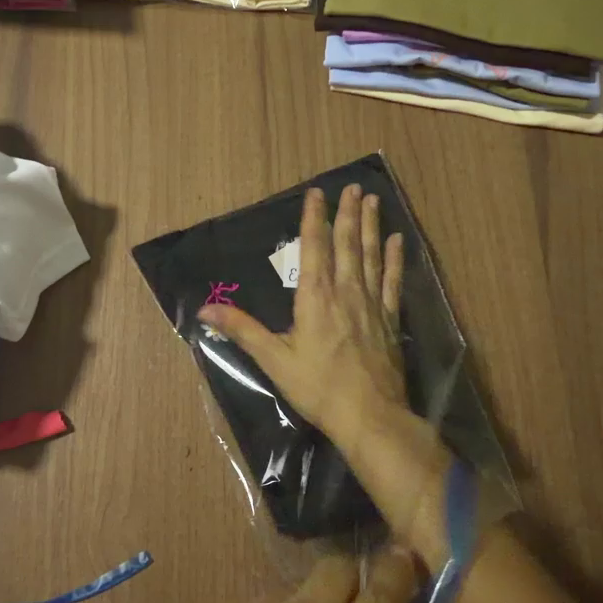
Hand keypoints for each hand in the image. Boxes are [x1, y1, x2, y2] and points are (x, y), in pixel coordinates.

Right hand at [199, 185, 408, 444]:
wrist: (370, 415)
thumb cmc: (317, 387)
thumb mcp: (273, 359)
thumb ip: (241, 330)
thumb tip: (205, 309)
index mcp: (315, 297)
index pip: (314, 247)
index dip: (314, 218)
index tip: (316, 193)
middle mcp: (345, 291)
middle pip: (347, 244)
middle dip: (348, 214)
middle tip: (353, 187)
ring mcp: (371, 304)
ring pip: (371, 256)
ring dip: (371, 227)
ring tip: (374, 200)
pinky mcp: (388, 320)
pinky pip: (392, 281)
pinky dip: (395, 259)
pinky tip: (398, 241)